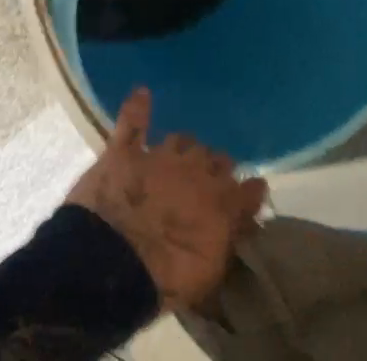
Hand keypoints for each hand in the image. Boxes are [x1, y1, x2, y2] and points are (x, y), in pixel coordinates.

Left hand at [65, 87, 266, 309]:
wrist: (114, 257)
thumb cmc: (167, 274)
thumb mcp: (211, 269)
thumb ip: (226, 237)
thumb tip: (240, 222)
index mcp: (223, 205)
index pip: (248, 191)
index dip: (250, 190)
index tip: (252, 190)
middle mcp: (196, 175)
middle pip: (214, 160)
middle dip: (215, 166)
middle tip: (209, 174)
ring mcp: (158, 158)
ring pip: (180, 140)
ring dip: (185, 145)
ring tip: (184, 148)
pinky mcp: (122, 151)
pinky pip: (132, 121)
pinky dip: (137, 106)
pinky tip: (142, 91)